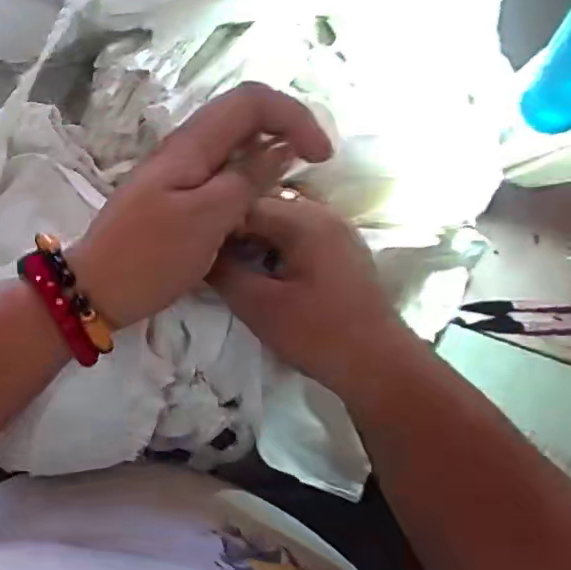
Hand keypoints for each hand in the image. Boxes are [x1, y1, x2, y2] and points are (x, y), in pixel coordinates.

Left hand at [65, 83, 331, 327]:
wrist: (94, 290)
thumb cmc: (149, 257)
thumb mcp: (207, 219)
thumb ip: (246, 179)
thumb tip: (280, 149)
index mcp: (189, 146)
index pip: (251, 99)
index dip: (294, 116)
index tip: (321, 156)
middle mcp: (180, 150)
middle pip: (241, 117)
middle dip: (283, 130)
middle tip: (309, 167)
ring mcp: (173, 174)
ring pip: (230, 146)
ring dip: (265, 155)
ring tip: (287, 187)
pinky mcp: (170, 198)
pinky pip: (215, 174)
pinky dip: (243, 180)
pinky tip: (252, 207)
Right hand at [208, 190, 414, 384]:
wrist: (378, 366)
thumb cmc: (316, 333)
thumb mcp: (257, 304)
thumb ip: (222, 271)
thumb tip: (196, 251)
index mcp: (304, 220)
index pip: (243, 204)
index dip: (213, 224)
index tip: (192, 247)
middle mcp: (323, 214)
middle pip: (262, 207)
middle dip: (232, 230)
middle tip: (205, 257)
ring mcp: (336, 231)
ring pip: (278, 222)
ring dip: (252, 240)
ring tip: (228, 266)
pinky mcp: (340, 251)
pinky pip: (296, 236)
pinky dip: (272, 247)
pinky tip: (258, 272)